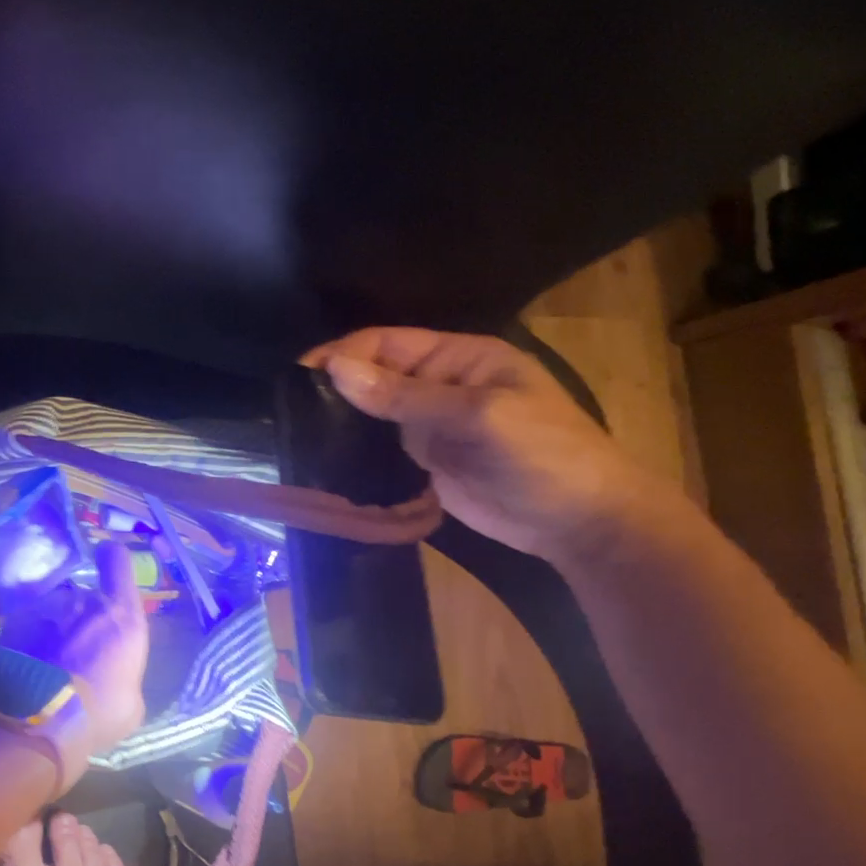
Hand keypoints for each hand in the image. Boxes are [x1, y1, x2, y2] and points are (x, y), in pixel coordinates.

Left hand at [0, 541, 149, 760]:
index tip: (110, 562)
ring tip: (49, 665)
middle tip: (77, 654)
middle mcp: (83, 600)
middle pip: (84, 597)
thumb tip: (114, 677)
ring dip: (54, 629)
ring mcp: (44, 607)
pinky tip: (27, 667)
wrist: (35, 719)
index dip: (114, 560)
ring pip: (54, 610)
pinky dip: (29, 638)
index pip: (118, 562)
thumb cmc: (96, 715)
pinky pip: (28, 623)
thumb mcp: (130, 704)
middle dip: (81, 619)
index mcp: (121, 616)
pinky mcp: (13, 621)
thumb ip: (124, 675)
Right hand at [301, 328, 670, 562]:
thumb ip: (405, 396)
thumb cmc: (543, 456)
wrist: (578, 522)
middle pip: (372, 373)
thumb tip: (335, 369)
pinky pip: (375, 443)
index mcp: (459, 358)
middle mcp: (439, 383)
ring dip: (336, 416)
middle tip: (287, 407)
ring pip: (368, 409)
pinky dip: (349, 446)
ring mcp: (428, 423)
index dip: (342, 354)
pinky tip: (321, 454)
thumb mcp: (477, 417)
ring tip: (295, 430)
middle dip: (332, 384)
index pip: (386, 343)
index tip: (299, 377)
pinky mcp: (420, 458)